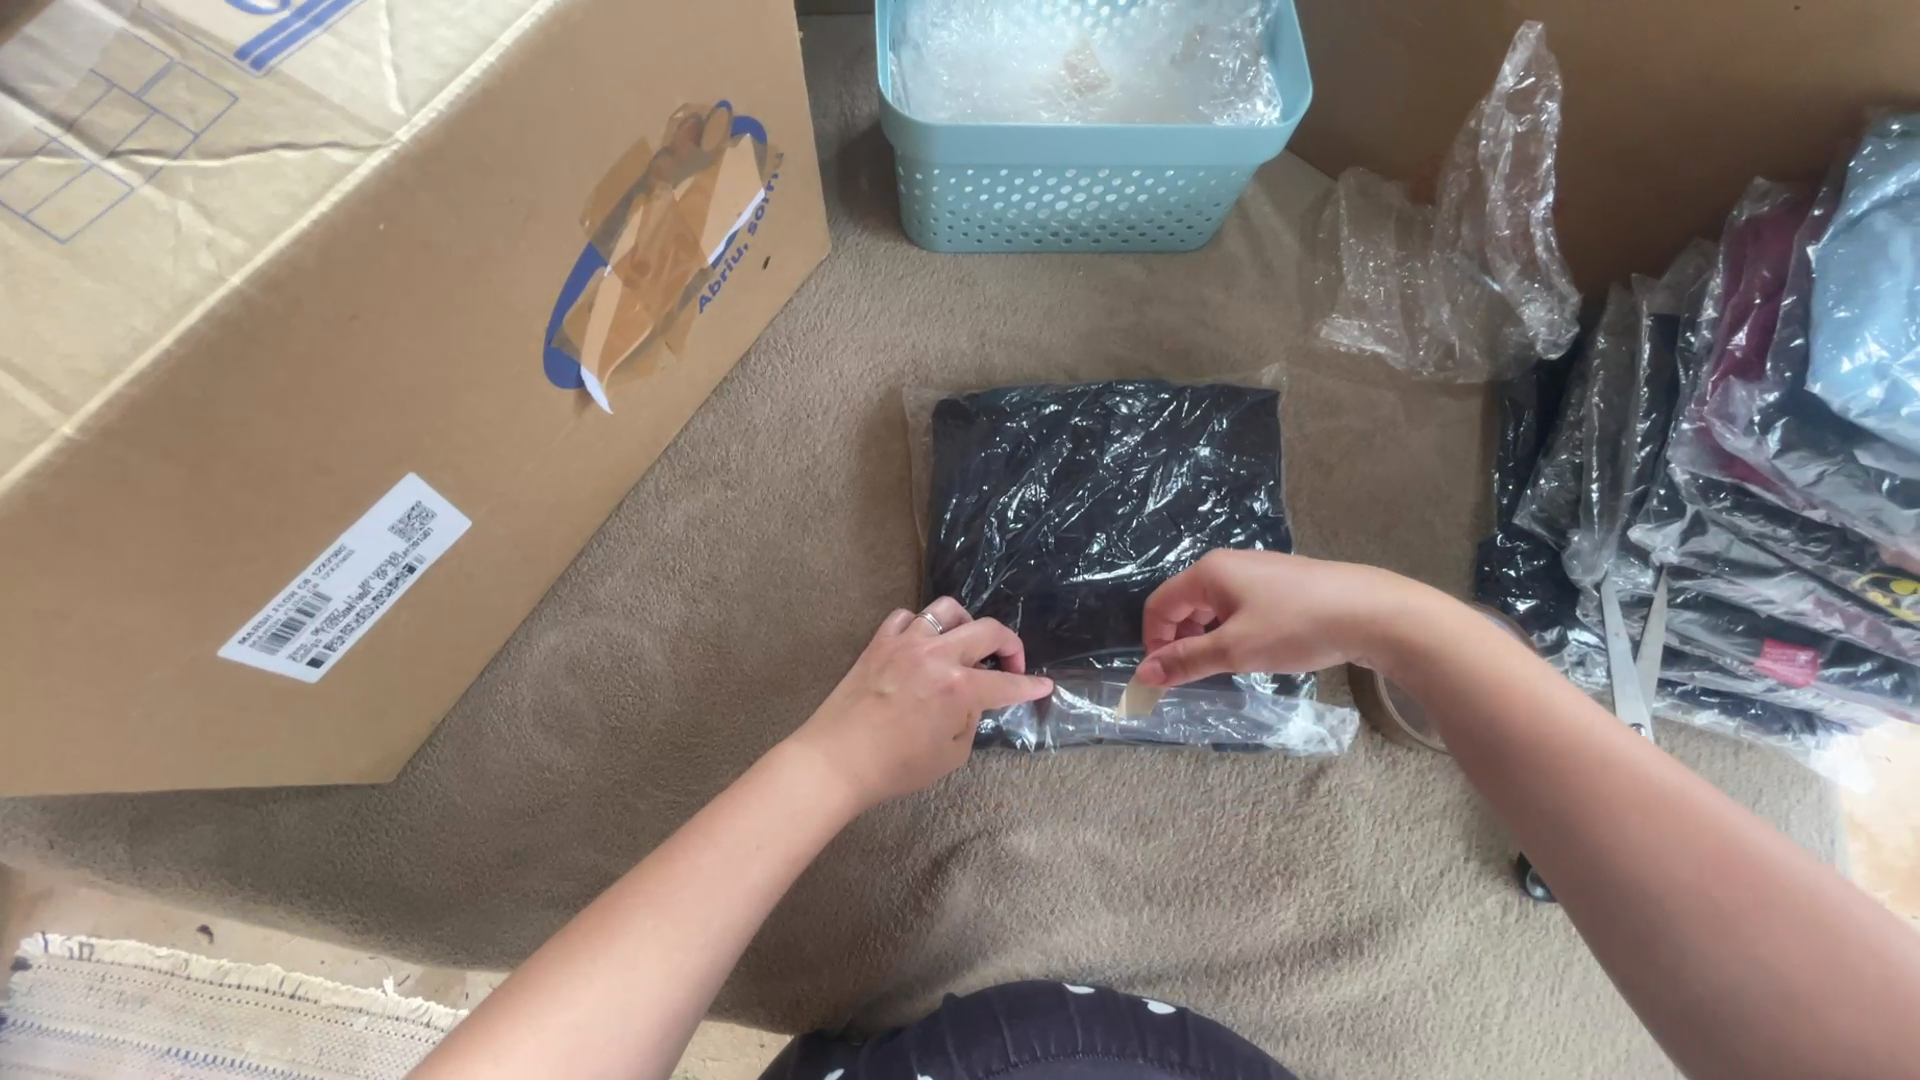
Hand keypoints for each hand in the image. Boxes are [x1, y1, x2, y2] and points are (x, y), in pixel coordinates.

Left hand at [785, 599, 1053, 809]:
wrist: (836, 760)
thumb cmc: (895, 767)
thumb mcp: (950, 756)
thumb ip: (969, 722)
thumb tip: (969, 703)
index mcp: (959, 688)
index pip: (1007, 683)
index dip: (1030, 686)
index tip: (1043, 685)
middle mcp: (937, 655)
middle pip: (988, 630)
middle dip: (1010, 644)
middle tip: (1011, 663)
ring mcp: (906, 642)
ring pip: (947, 610)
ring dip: (966, 624)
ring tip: (966, 644)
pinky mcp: (879, 641)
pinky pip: (907, 617)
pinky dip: (922, 626)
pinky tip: (923, 644)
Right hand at [1134, 550, 1427, 686]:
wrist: (1375, 612)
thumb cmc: (1296, 627)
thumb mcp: (1235, 649)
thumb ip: (1186, 661)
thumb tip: (1142, 674)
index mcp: (1208, 572)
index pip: (1159, 605)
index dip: (1155, 641)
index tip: (1167, 676)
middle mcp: (1227, 564)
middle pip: (1184, 604)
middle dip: (1182, 640)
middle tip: (1199, 674)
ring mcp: (1257, 571)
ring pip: (1213, 607)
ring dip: (1209, 638)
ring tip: (1229, 665)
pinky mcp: (1282, 583)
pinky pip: (1239, 606)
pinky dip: (1234, 630)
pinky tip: (1258, 650)